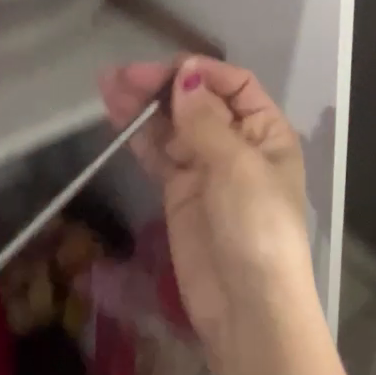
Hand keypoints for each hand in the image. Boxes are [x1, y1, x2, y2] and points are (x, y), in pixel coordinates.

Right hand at [98, 56, 314, 346]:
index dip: (201, 73)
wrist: (247, 306)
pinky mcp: (181, 194)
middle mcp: (239, 144)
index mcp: (267, 131)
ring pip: (174, 127)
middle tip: (120, 76)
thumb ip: (206, 121)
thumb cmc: (256, 226)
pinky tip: (117, 117)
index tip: (165, 68)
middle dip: (163, 86)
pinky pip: (160, 155)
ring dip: (144, 107)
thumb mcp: (238, 166)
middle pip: (198, 103)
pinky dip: (140, 136)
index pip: (234, 85)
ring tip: (108, 86)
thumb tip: (186, 76)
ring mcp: (207, 169)